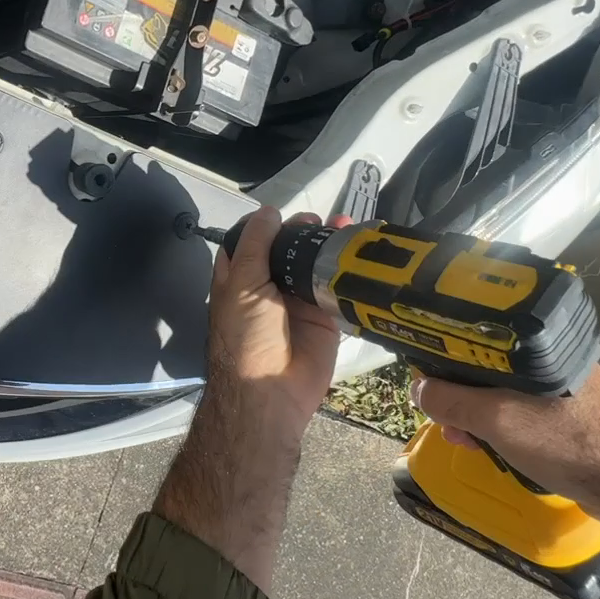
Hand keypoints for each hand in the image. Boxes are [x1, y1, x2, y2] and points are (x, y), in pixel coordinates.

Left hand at [207, 207, 341, 427]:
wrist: (271, 387)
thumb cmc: (246, 332)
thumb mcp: (242, 282)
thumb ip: (255, 245)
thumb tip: (268, 212)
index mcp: (238, 275)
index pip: (250, 240)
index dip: (266, 224)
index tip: (285, 211)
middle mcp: (266, 285)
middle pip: (285, 249)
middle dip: (302, 231)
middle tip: (320, 218)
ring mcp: (296, 300)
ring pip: (312, 264)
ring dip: (327, 244)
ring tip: (343, 225)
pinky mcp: (323, 315)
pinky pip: (336, 286)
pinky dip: (348, 269)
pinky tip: (361, 251)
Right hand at [409, 365, 599, 525]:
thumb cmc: (571, 446)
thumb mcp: (498, 420)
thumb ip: (450, 401)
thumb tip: (418, 390)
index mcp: (539, 347)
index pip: (476, 339)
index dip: (444, 358)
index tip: (429, 383)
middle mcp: (552, 361)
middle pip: (485, 368)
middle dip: (458, 396)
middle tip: (447, 422)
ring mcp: (566, 390)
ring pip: (503, 393)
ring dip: (477, 416)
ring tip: (467, 442)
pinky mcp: (575, 417)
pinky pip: (523, 412)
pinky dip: (502, 427)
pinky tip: (495, 449)